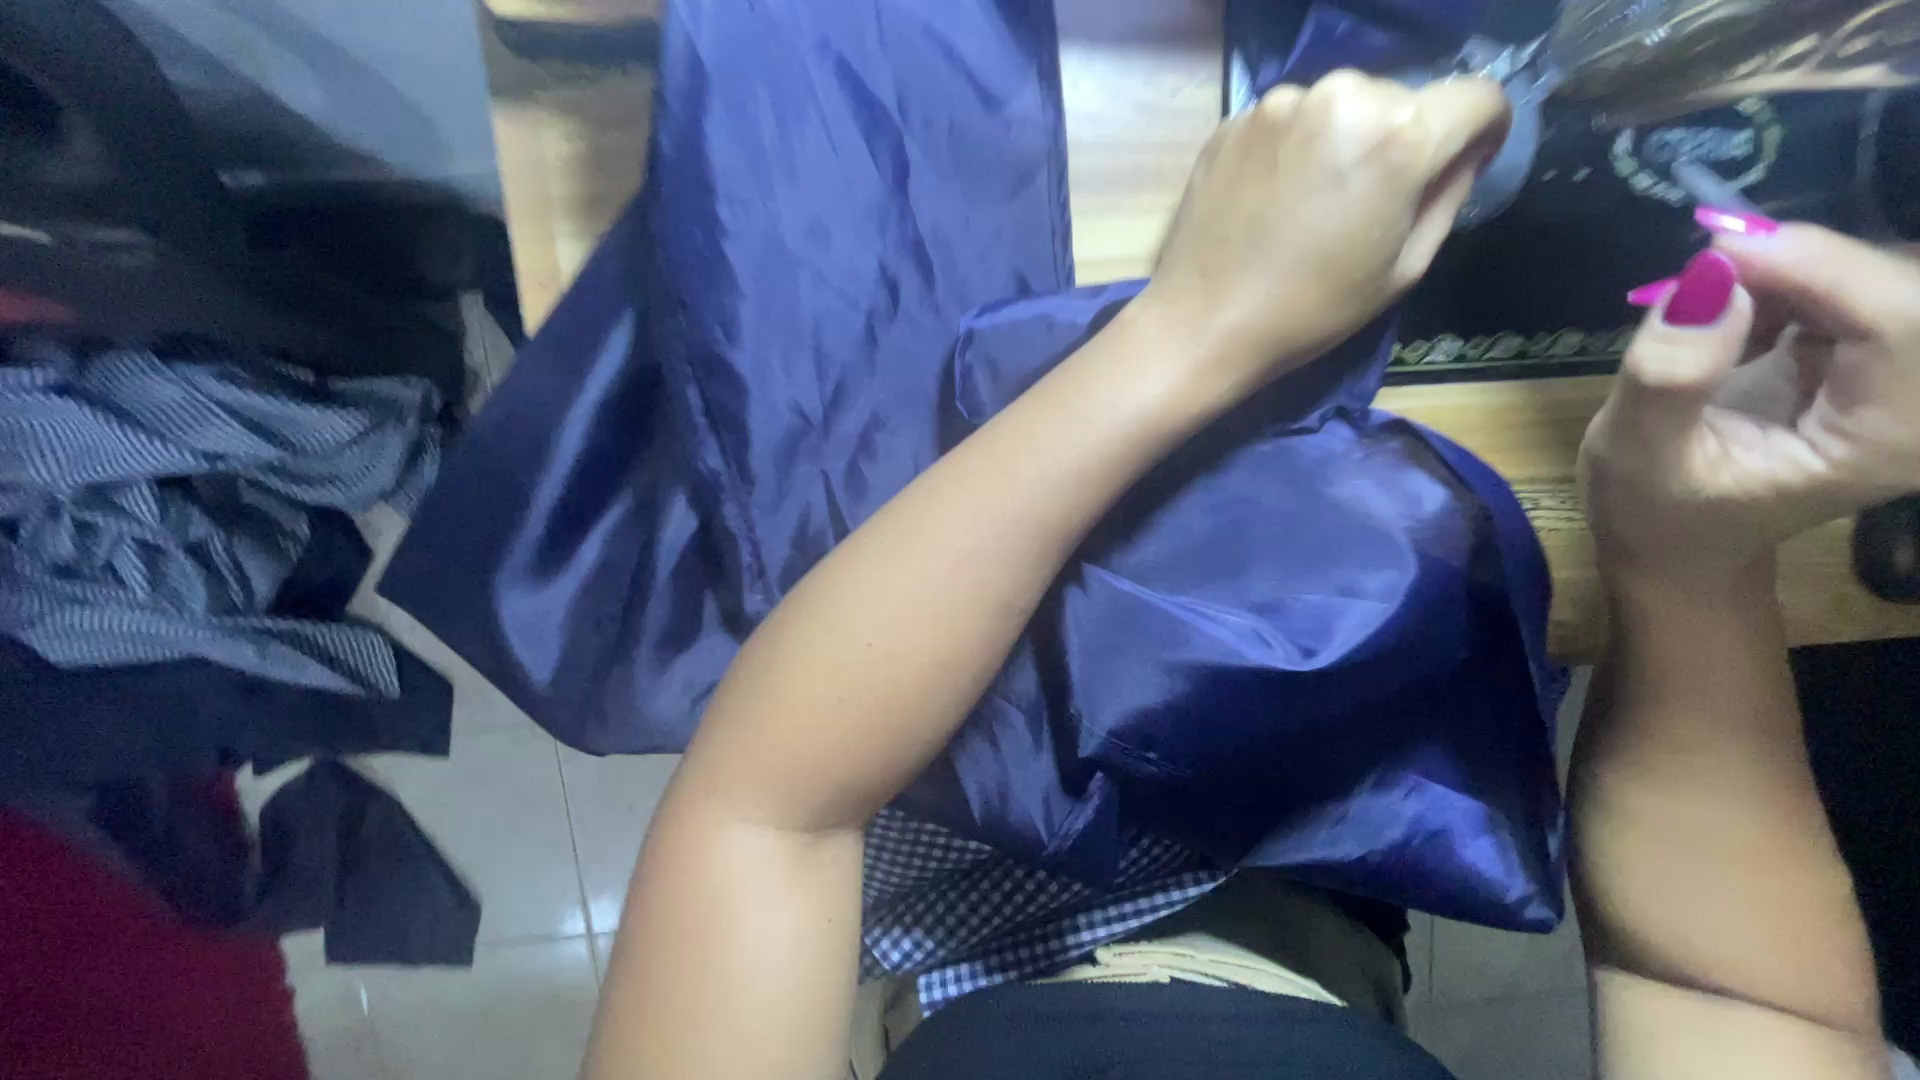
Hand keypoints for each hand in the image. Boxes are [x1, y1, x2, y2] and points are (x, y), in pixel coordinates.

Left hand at [1136, 70, 1509, 399]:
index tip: (1462, 163)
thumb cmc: (1309, 311)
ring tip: (1312, 203)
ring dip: (1343, 140)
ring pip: (1341, 106)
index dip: (1482, 131)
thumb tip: (1463, 153)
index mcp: (1397, 136)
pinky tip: (1271, 200)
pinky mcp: (1233, 121)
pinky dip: (1293, 149)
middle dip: (1402, 140)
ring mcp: (1278, 105)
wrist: (1201, 324)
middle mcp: (1340, 97)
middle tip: (1368, 202)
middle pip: (1403, 99)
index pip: (1477, 98)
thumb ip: (1448, 195)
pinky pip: (1288, 122)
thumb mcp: (1403, 268)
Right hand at [1579, 222, 1919, 593]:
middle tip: (1703, 265)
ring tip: (1703, 303)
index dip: (1819, 268)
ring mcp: (1904, 382)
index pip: (1898, 319)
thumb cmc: (1654, 514)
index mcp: (1888, 438)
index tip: (1719, 248)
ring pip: (1875, 282)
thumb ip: (1672, 377)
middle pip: (1896, 291)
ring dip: (1790, 272)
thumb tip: (1705, 280)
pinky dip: (1787, 284)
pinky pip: (1852, 293)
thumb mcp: (1639, 455)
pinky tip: (1732, 312)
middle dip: (1803, 264)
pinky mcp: (1874, 364)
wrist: (1676, 546)